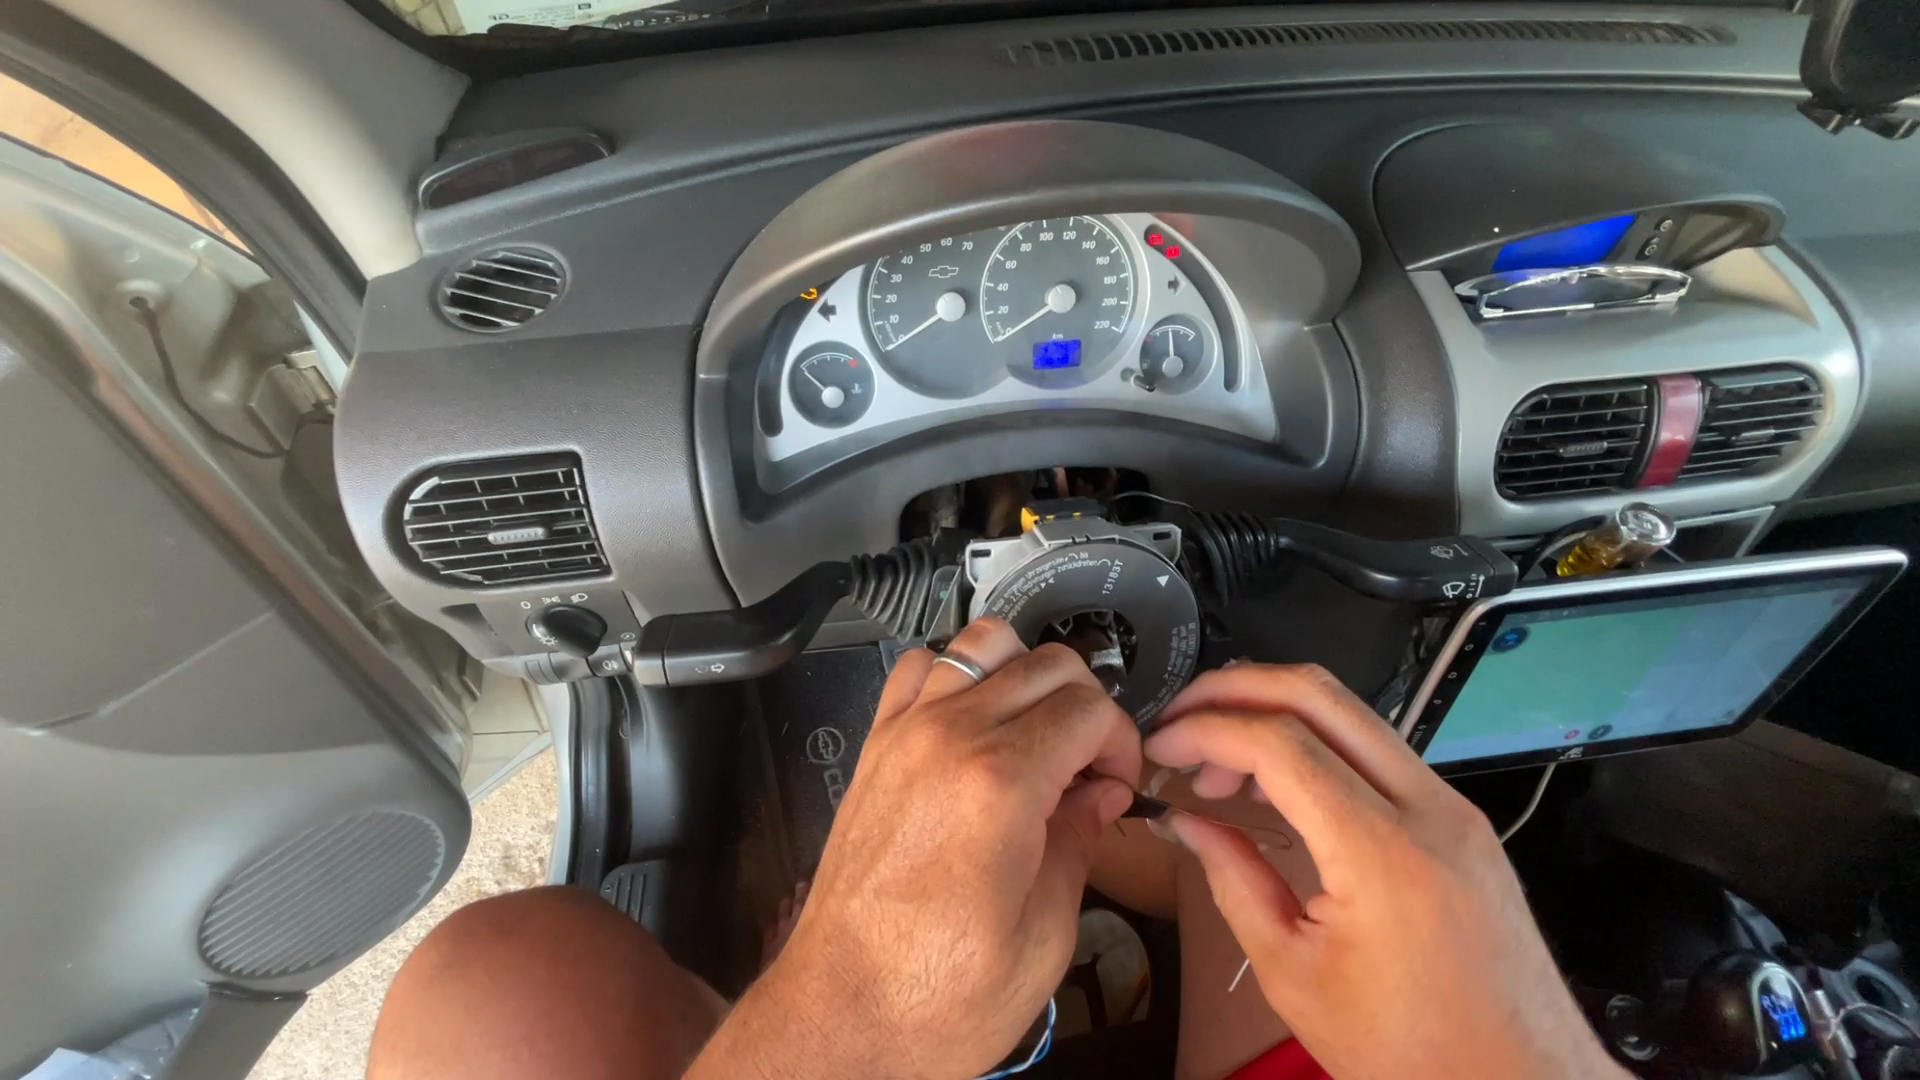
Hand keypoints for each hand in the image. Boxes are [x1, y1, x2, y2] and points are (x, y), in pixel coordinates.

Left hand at [687, 619, 1141, 1079]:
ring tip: (1036, 729)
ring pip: (984, 642)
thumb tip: (1103, 791)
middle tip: (1089, 764)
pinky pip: (919, 666)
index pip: (1090, 709)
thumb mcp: (1044, 935)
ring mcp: (907, 730)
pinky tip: (971, 721)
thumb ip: (1080, 840)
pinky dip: (956, 673)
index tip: (1119, 783)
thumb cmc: (944, 995)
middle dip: (1088, 704)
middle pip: (1047, 664)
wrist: (840, 1011)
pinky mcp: (876, 742)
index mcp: (1003, 783)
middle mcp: (952, 735)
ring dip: (1026, 672)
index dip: (1121, 742)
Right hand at [1144, 664, 1627, 1079]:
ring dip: (1265, 711)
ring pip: (1344, 707)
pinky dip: (1304, 739)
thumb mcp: (1292, 974)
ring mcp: (1450, 802)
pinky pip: (1367, 744)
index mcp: (1383, 852)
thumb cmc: (1406, 1054)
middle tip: (1178, 720)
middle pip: (1314, 692)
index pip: (1278, 742)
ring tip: (1216, 767)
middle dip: (1230, 688)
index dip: (1204, 730)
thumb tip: (1181, 818)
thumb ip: (1231, 878)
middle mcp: (1427, 804)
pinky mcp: (1456, 813)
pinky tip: (1270, 784)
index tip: (1158, 747)